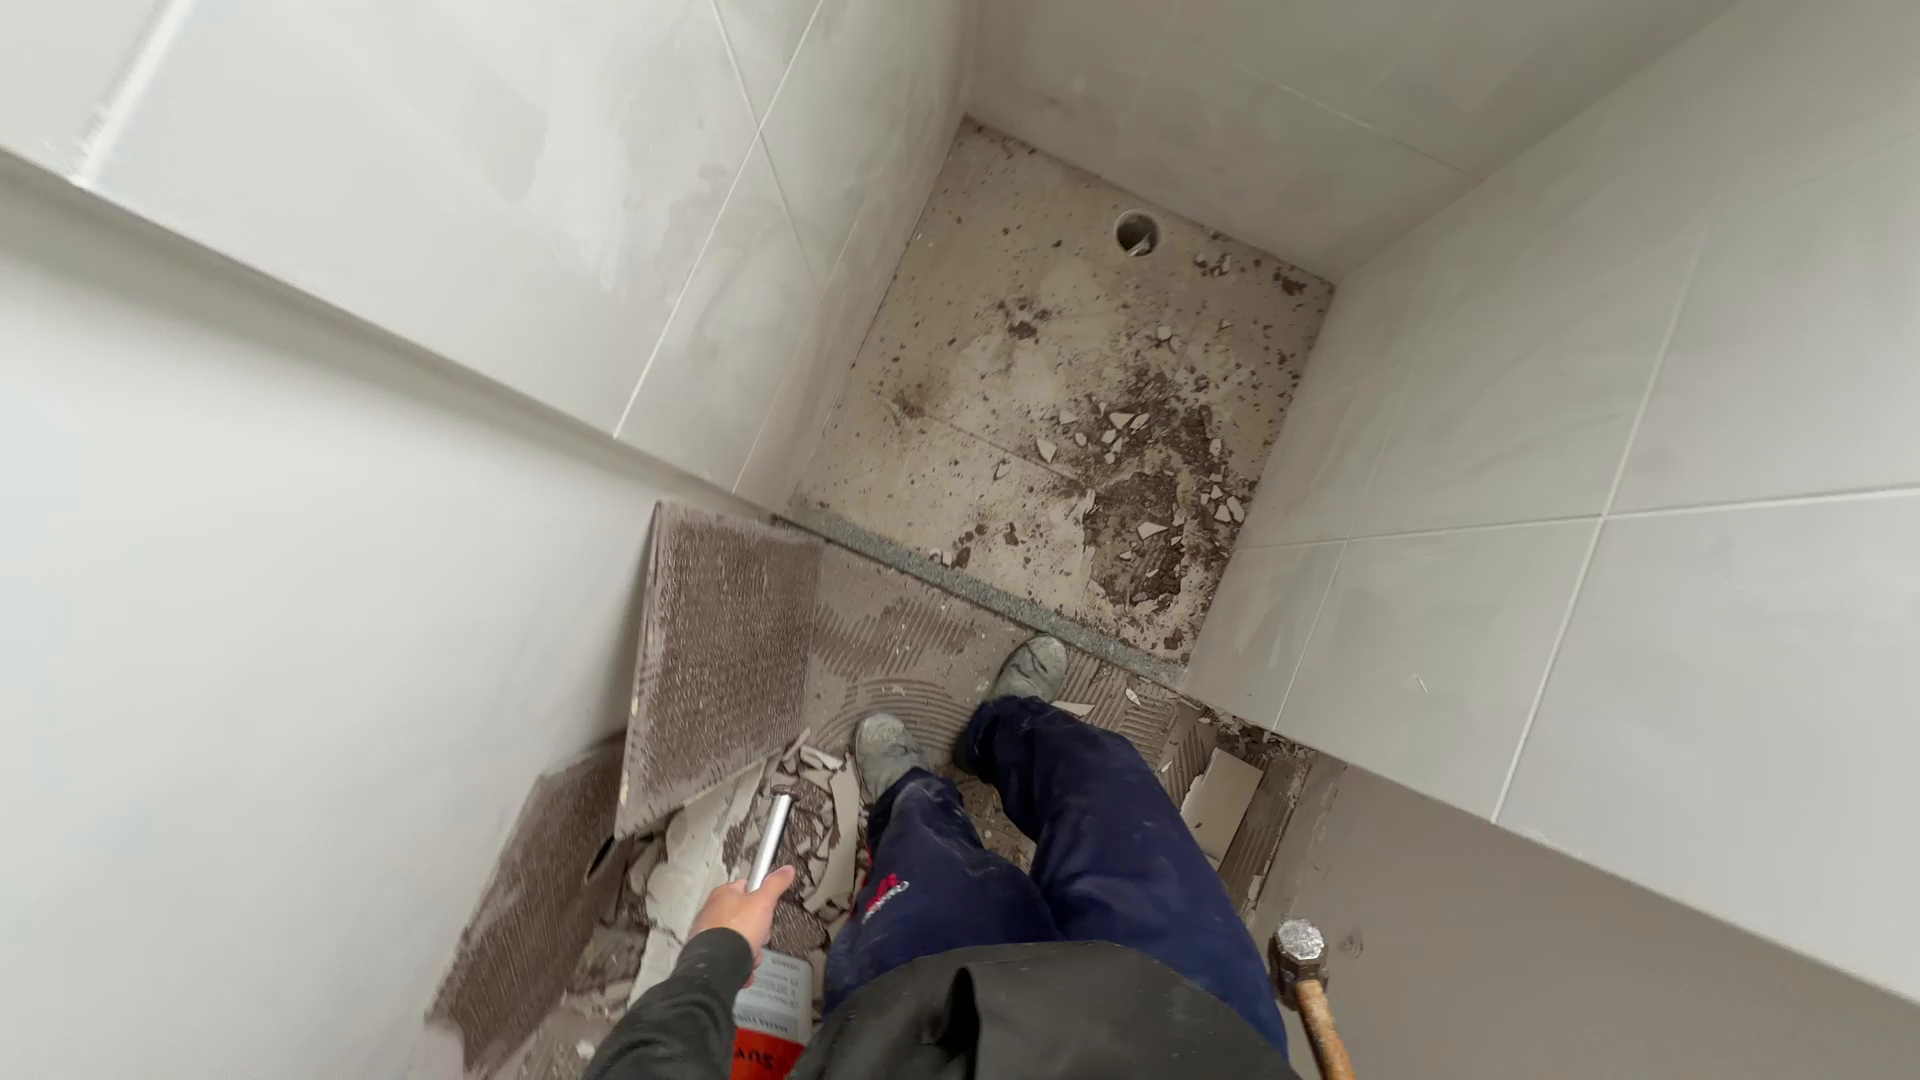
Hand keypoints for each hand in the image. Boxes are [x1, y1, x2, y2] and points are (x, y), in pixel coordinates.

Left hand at [688, 866, 796, 960]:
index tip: (767, 908)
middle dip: (757, 929)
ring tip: (753, 955)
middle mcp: (711, 911)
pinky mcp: (706, 955)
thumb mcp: (764, 902)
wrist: (717, 966)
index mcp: (722, 894)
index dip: (761, 897)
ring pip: (738, 937)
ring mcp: (707, 935)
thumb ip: (775, 884)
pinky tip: (745, 967)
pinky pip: (728, 956)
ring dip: (750, 948)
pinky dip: (739, 962)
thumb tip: (787, 869)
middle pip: (744, 915)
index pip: (746, 886)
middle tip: (761, 934)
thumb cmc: (739, 929)